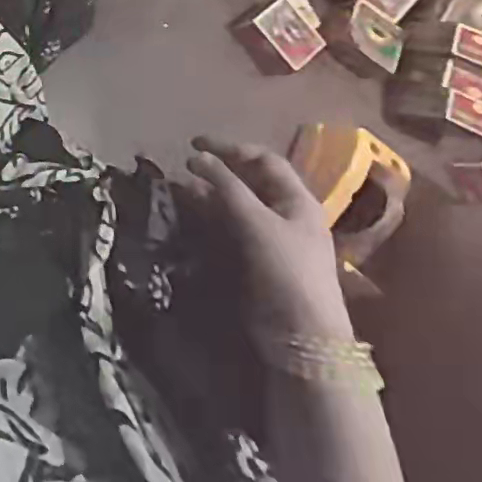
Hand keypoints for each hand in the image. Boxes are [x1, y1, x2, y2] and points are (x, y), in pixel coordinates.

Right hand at [183, 137, 353, 340]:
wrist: (301, 337)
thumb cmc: (285, 270)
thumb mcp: (256, 221)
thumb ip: (226, 185)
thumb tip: (197, 155)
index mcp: (297, 200)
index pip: (264, 160)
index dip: (231, 148)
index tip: (195, 143)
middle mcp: (286, 214)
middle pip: (250, 181)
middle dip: (217, 170)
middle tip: (185, 164)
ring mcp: (271, 238)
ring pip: (236, 204)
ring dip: (209, 193)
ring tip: (180, 188)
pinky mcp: (256, 259)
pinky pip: (230, 227)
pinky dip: (210, 216)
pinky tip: (189, 212)